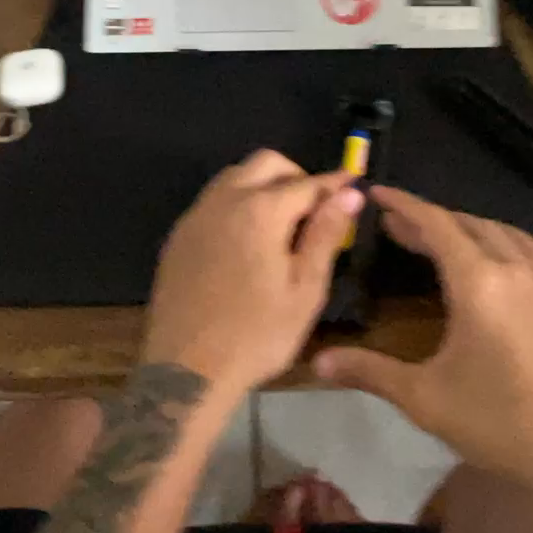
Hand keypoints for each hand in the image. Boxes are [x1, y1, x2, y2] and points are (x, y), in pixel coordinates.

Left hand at [143, 151, 362, 397]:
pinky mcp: (179, 234)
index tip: (353, 181)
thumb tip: (349, 192)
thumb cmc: (256, 335)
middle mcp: (225, 200)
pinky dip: (237, 202)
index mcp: (260, 210)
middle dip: (296, 174)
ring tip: (282, 222)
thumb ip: (325, 234)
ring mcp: (197, 215)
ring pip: (235, 176)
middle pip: (265, 163)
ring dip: (263, 184)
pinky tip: (247, 238)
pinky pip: (214, 200)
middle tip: (314, 207)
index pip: (307, 183)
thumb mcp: (304, 289)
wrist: (186, 369)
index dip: (333, 183)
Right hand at [312, 187, 532, 493]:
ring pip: (499, 232)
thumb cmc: (498, 424)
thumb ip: (371, 372)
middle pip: (466, 224)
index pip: (436, 224)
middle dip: (428, 219)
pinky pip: (528, 248)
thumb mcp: (424, 398)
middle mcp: (513, 269)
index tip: (377, 193)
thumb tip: (318, 362)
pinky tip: (494, 257)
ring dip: (465, 226)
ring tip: (438, 237)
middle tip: (394, 225)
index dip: (404, 205)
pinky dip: (500, 238)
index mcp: (477, 283)